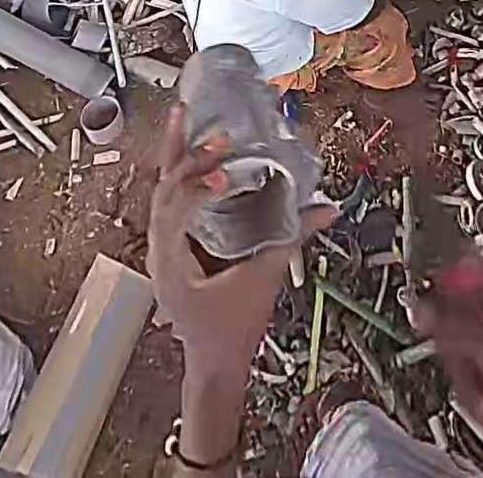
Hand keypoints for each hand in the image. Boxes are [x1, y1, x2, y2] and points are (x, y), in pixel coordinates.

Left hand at [146, 103, 330, 376]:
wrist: (215, 363)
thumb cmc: (233, 330)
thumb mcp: (262, 284)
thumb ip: (290, 241)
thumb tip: (325, 210)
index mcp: (171, 261)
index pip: (175, 212)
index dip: (198, 188)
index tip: (225, 172)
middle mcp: (158, 248)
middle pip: (163, 191)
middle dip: (186, 158)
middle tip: (210, 129)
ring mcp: (161, 244)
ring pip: (161, 191)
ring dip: (175, 156)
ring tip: (182, 118)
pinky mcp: (172, 240)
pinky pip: (169, 199)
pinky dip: (179, 173)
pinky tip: (189, 150)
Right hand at [413, 261, 482, 477]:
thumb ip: (461, 327)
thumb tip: (428, 306)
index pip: (475, 269)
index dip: (449, 278)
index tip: (432, 296)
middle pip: (463, 311)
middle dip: (455, 343)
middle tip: (458, 363)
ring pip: (465, 345)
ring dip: (466, 375)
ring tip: (482, 396)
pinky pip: (474, 371)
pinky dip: (475, 389)